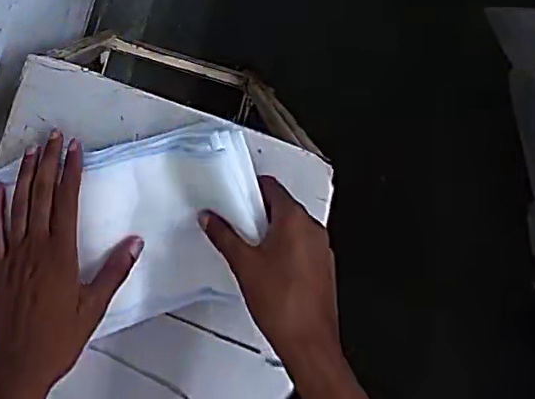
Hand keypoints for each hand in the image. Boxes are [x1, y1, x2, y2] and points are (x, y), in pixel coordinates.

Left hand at [0, 131, 142, 398]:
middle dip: (50, 161)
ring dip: (26, 174)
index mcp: (60, 252)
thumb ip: (114, 272)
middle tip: (54, 137)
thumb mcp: (93, 309)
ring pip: (19, 204)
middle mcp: (35, 246)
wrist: (18, 367)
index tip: (75, 148)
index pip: (67, 200)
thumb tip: (134, 243)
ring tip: (32, 151)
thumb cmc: (56, 340)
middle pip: (43, 193)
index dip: (71, 170)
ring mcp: (14, 253)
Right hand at [202, 176, 366, 398]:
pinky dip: (286, 247)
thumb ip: (223, 235)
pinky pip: (302, 245)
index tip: (237, 195)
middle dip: (259, 212)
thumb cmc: (285, 308)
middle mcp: (312, 230)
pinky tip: (269, 266)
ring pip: (293, 226)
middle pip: (281, 204)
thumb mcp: (243, 263)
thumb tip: (210, 220)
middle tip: (239, 223)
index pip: (271, 186)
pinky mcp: (324, 268)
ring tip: (252, 247)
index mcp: (295, 220)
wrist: (309, 346)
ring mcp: (321, 250)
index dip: (250, 188)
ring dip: (272, 230)